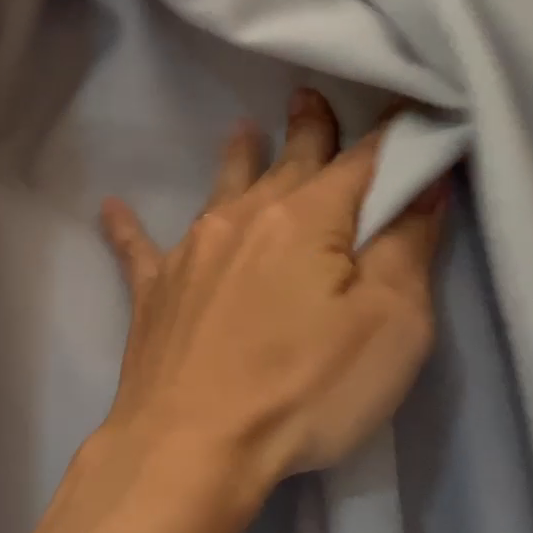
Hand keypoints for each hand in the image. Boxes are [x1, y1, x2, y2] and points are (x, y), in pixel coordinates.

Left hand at [99, 90, 448, 483]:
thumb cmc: (305, 387)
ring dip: (235, 159)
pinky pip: (135, 246)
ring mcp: (189, 252)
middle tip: (307, 96)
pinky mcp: (152, 288)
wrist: (192, 436)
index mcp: (305, 221)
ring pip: (219, 190)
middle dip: (305, 131)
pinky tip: (110, 206)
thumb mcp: (391, 324)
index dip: (389, 135)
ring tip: (241, 129)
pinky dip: (125, 225)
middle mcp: (241, 221)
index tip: (405, 103)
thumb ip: (406, 247)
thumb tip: (423, 182)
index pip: (359, 164)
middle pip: (285, 166)